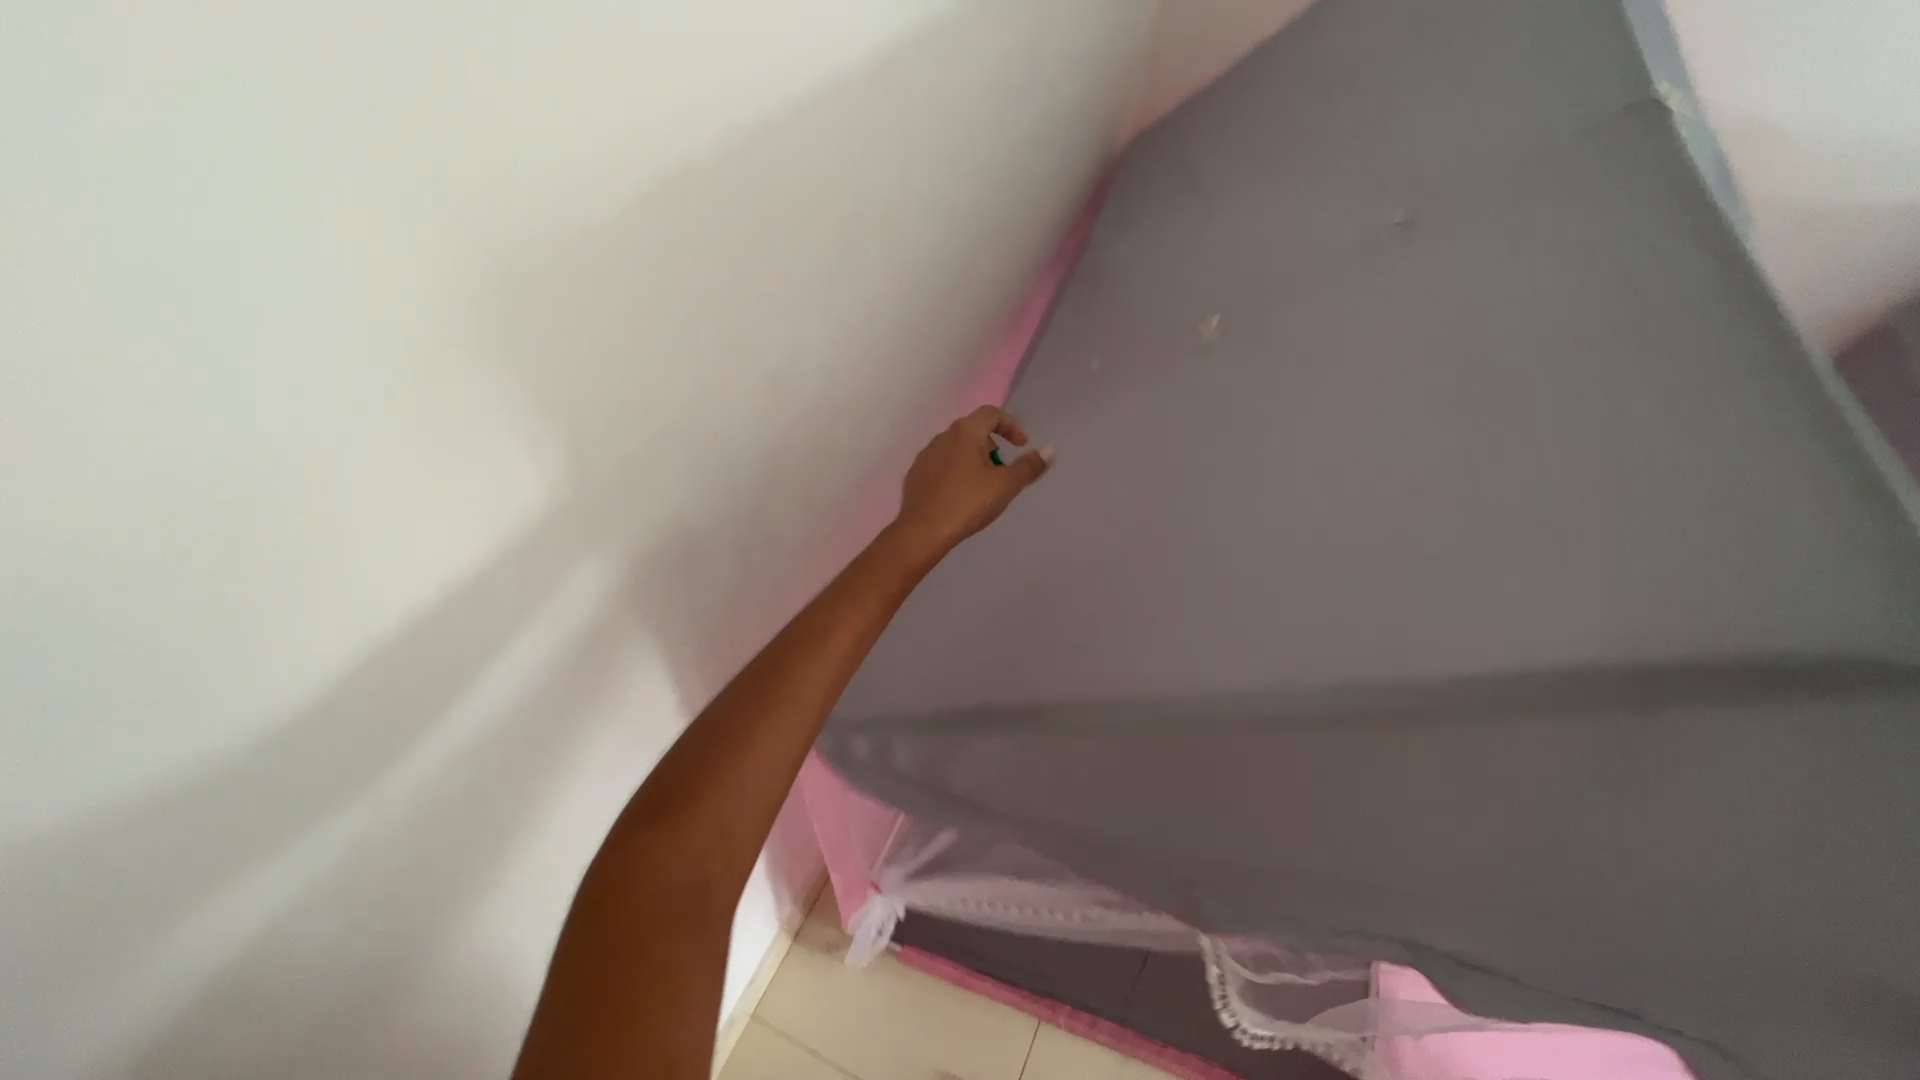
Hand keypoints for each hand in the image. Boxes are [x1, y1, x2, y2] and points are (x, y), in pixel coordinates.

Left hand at [892, 405, 1052, 555]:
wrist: (923, 531)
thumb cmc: (968, 503)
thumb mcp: (1005, 486)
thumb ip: (1028, 467)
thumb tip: (1049, 451)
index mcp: (964, 432)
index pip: (991, 413)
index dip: (1011, 425)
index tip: (1021, 445)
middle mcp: (942, 437)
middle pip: (973, 430)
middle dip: (993, 445)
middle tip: (1002, 469)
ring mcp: (925, 456)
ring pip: (956, 448)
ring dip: (974, 459)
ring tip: (983, 485)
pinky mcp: (915, 474)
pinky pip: (942, 465)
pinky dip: (956, 472)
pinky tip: (960, 495)